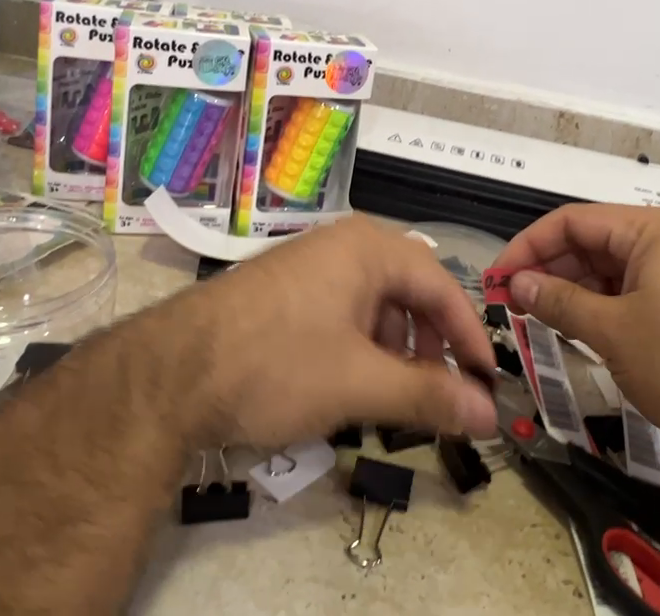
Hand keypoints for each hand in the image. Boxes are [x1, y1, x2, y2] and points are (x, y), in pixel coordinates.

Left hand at [157, 215, 497, 448]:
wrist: (169, 375)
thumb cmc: (276, 365)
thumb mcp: (360, 383)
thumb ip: (430, 395)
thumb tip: (490, 413)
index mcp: (367, 249)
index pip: (441, 285)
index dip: (469, 336)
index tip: (487, 382)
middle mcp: (341, 246)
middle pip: (409, 291)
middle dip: (430, 343)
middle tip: (438, 391)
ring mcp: (307, 267)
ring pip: (374, 304)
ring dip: (394, 349)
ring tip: (391, 394)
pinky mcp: (282, 293)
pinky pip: (341, 312)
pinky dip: (359, 347)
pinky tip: (347, 383)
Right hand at [490, 205, 659, 466]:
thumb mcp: (614, 331)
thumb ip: (558, 300)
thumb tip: (516, 282)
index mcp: (650, 230)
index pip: (572, 221)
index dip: (528, 246)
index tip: (496, 277)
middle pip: (592, 244)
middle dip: (548, 270)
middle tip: (510, 304)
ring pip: (611, 273)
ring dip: (572, 293)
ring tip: (537, 321)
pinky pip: (633, 296)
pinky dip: (602, 310)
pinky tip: (580, 332)